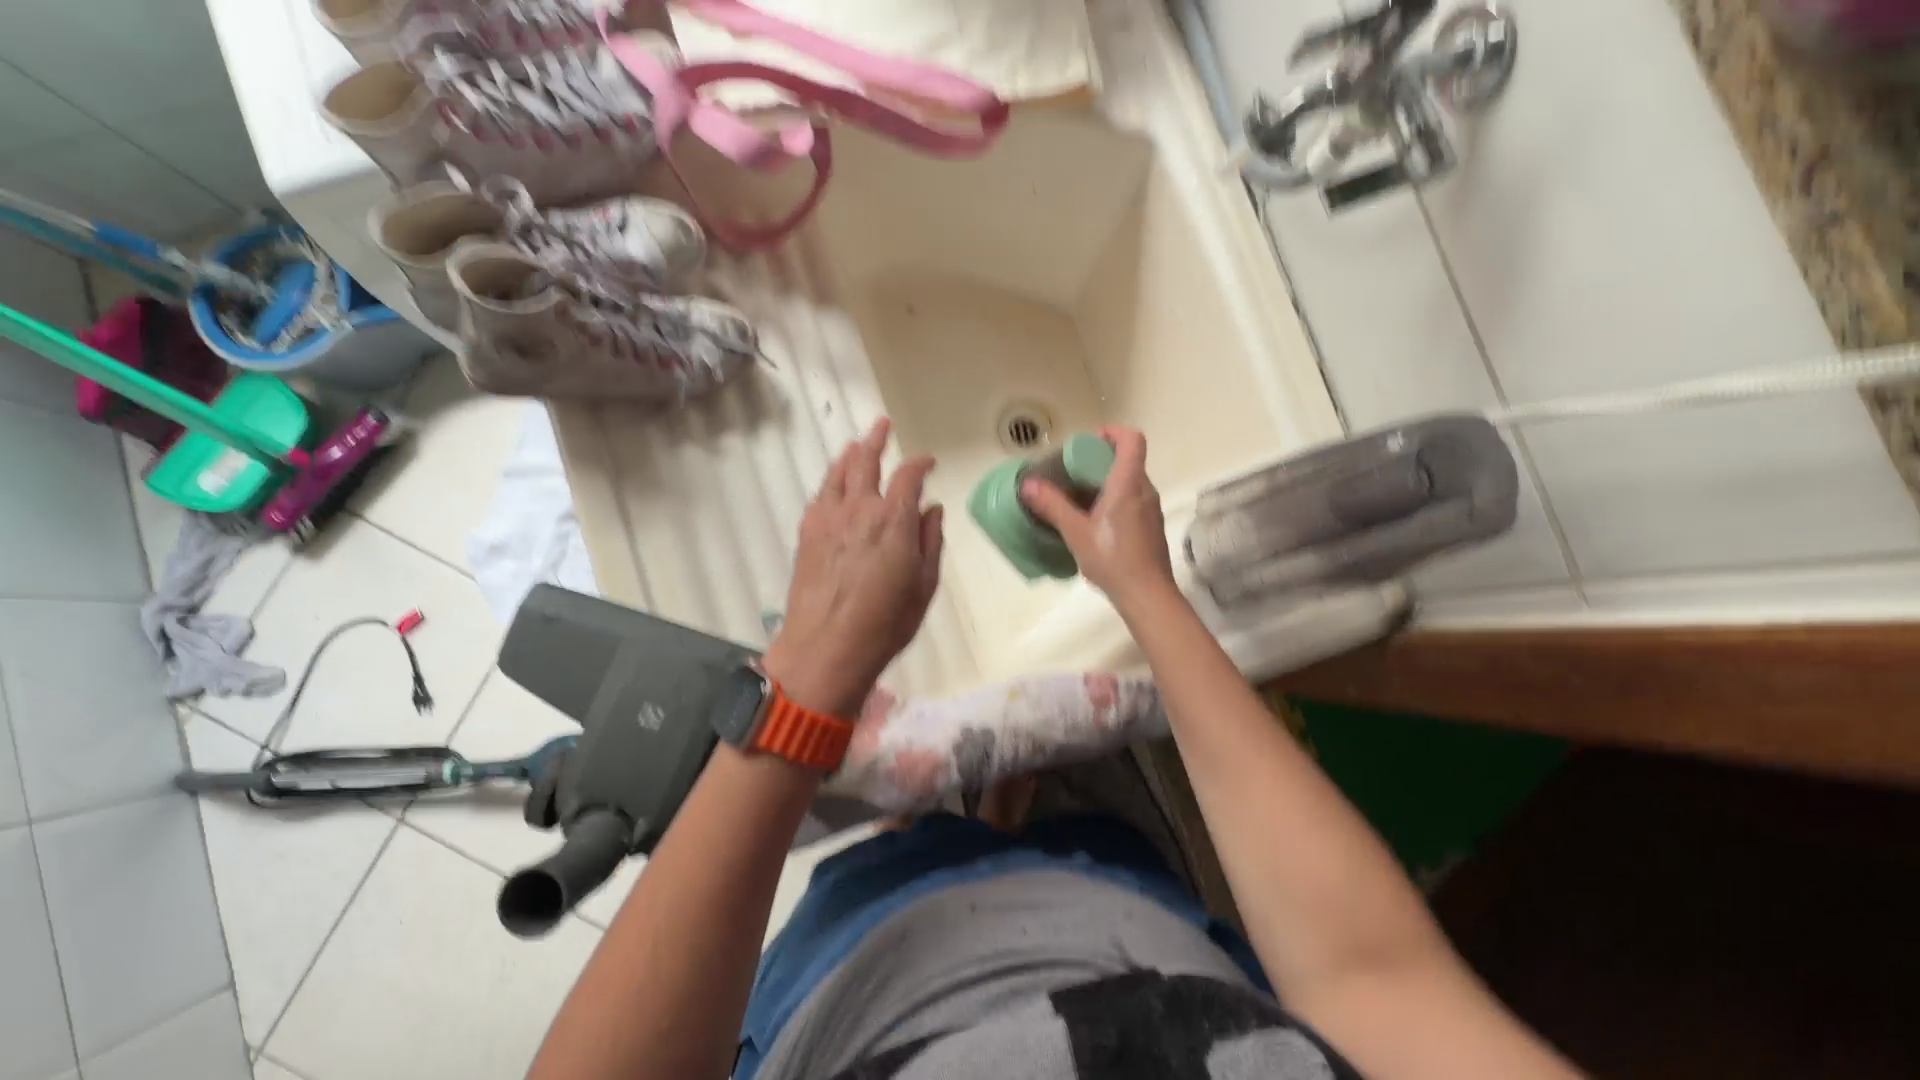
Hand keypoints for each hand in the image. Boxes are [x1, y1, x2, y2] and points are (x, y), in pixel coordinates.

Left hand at [763, 419, 942, 717]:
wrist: (826, 647)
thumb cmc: (885, 623)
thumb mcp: (924, 585)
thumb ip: (930, 541)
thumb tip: (931, 509)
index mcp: (895, 519)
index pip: (909, 475)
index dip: (921, 463)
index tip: (928, 462)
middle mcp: (860, 508)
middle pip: (866, 460)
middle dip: (877, 439)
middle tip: (882, 425)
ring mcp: (828, 518)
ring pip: (838, 472)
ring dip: (850, 454)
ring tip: (856, 444)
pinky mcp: (807, 533)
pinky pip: (820, 495)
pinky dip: (830, 481)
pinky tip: (833, 484)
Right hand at [1019, 425, 1175, 608]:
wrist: (1148, 596)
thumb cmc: (1113, 560)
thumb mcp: (1076, 533)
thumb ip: (1052, 505)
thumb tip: (1028, 484)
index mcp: (1129, 484)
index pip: (1131, 439)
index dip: (1111, 432)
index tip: (1086, 443)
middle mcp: (1145, 490)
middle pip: (1126, 460)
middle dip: (1097, 461)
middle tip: (1070, 474)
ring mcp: (1151, 509)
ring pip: (1128, 482)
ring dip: (1103, 483)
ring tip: (1076, 500)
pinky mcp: (1150, 527)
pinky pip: (1132, 501)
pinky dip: (1112, 501)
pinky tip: (1092, 523)